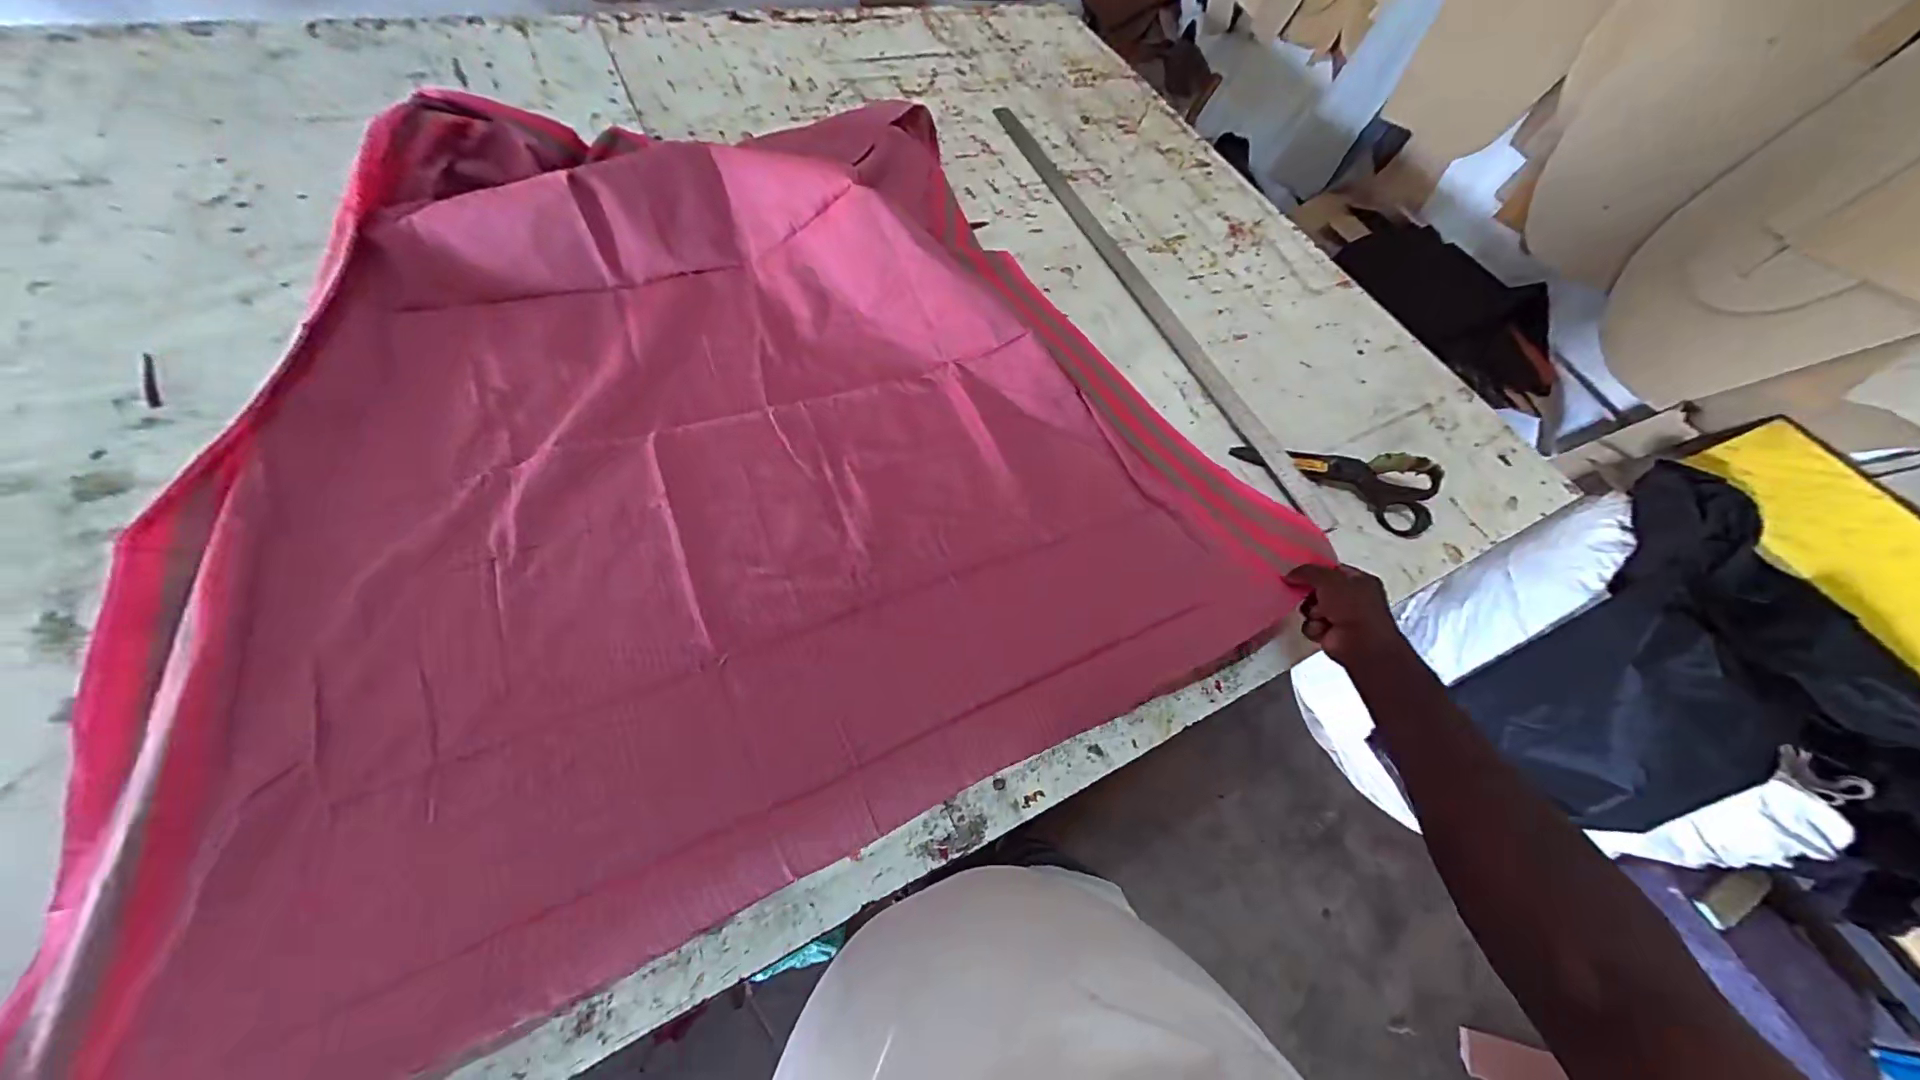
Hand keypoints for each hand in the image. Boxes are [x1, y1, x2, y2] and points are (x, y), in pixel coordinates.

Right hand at [1284, 563, 1414, 669]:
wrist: (1361, 643)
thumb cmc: (1351, 606)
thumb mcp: (1329, 580)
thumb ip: (1307, 572)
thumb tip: (1288, 576)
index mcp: (1359, 581)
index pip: (1332, 570)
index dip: (1314, 570)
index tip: (1297, 573)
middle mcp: (1351, 597)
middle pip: (1317, 589)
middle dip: (1309, 594)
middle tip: (1303, 595)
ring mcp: (1340, 616)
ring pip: (1310, 607)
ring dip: (1311, 612)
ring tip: (1319, 616)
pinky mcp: (1329, 632)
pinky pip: (1310, 624)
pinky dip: (1314, 627)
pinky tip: (1322, 629)